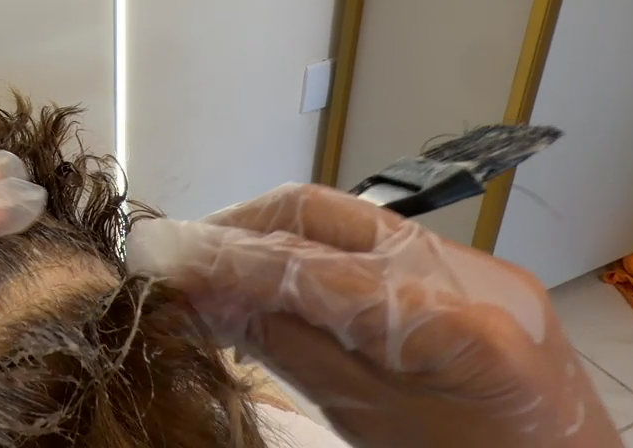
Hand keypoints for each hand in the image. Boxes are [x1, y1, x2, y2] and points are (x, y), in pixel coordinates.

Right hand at [127, 183, 620, 447]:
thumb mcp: (367, 425)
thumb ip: (279, 343)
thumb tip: (197, 293)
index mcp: (449, 325)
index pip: (298, 263)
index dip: (217, 255)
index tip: (158, 254)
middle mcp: (464, 271)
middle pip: (313, 208)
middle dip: (237, 224)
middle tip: (187, 254)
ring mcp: (474, 264)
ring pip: (337, 214)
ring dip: (269, 232)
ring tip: (223, 266)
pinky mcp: (474, 270)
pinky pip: (370, 237)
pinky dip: (311, 248)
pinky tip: (281, 276)